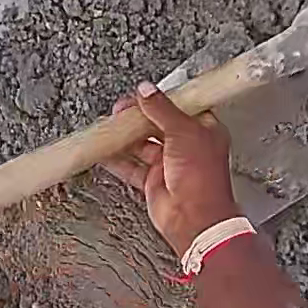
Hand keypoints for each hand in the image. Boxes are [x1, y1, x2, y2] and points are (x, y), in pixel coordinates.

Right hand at [100, 81, 242, 255]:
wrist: (194, 217)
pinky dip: (117, 159)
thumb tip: (147, 90)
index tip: (142, 93)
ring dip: (125, 137)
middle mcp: (187, 146)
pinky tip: (104, 151)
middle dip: (138, 117)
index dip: (161, 99)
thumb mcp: (183, 132)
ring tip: (108, 126)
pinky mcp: (154, 181)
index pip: (180, 107)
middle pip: (158, 125)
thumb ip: (162, 109)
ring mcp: (169, 164)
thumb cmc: (201, 177)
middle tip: (120, 110)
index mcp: (203, 130)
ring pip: (142, 145)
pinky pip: (131, 167)